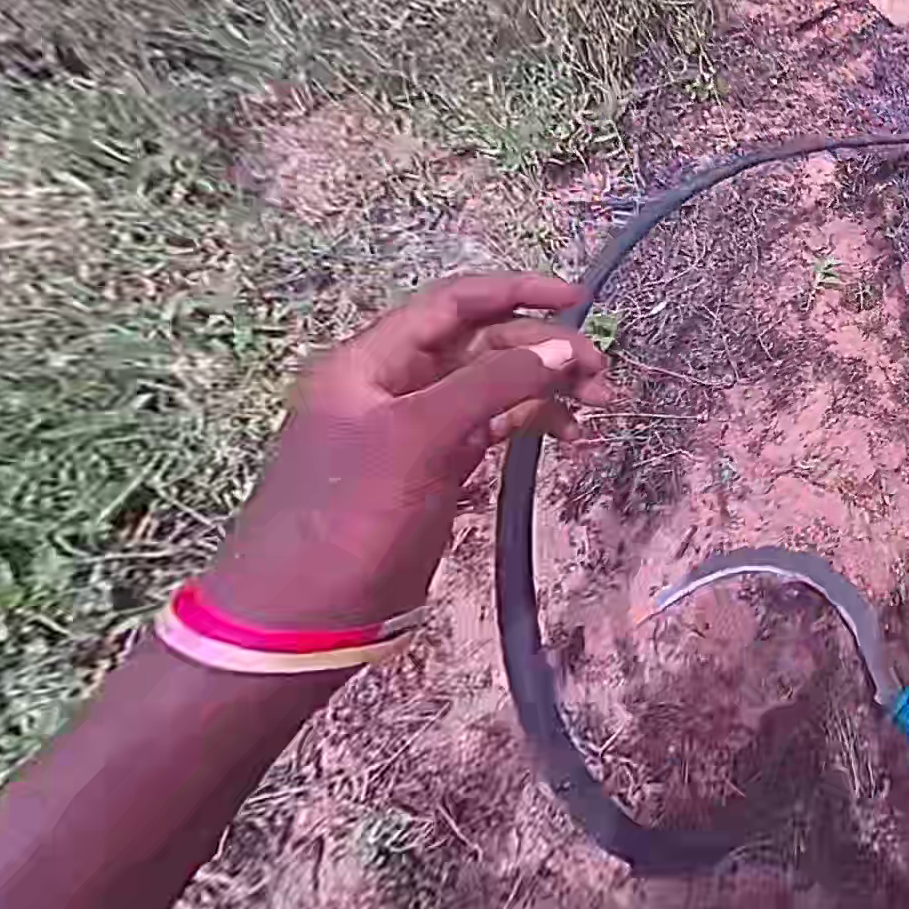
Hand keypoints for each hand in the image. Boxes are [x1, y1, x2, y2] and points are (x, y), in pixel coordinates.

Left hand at [197, 273, 613, 629]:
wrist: (308, 616)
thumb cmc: (350, 516)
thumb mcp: (417, 438)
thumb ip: (491, 384)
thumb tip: (562, 349)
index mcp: (377, 361)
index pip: (455, 305)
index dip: (517, 293)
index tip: (577, 298)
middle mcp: (405, 382)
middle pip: (488, 344)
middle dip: (546, 350)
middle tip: (600, 373)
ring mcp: (429, 423)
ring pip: (502, 384)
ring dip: (550, 386)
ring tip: (598, 402)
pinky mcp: (448, 460)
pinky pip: (502, 423)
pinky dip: (538, 421)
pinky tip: (569, 434)